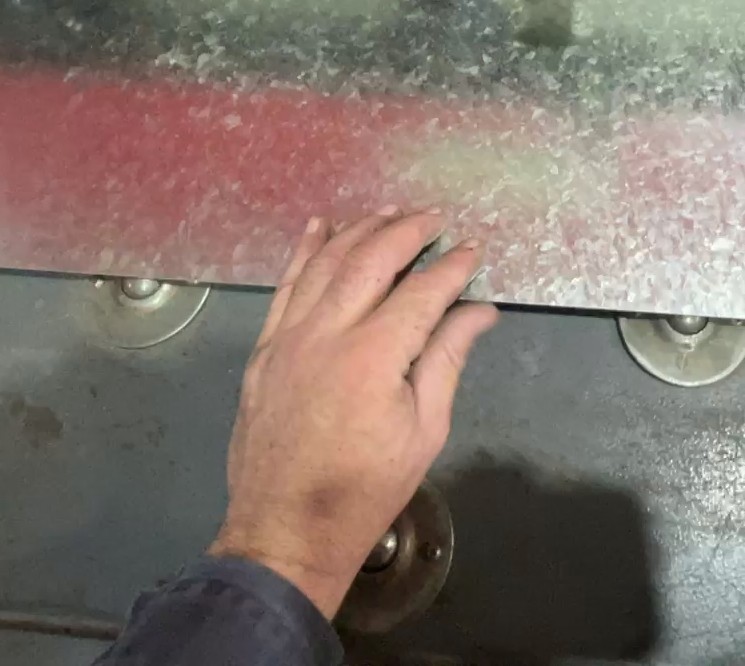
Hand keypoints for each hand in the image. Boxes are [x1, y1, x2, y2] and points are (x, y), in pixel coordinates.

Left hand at [208, 207, 499, 616]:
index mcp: (374, 358)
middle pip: (371, 260)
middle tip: (436, 217)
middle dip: (408, 231)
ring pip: (326, 263)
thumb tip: (479, 310)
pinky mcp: (265, 347)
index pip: (422, 292)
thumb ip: (447, 359)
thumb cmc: (366, 488)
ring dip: (361, 230)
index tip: (474, 248)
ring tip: (390, 211)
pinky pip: (286, 285)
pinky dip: (305, 251)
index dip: (452, 266)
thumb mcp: (424, 431)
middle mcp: (327, 333)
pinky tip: (321, 225)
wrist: (285, 532)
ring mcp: (288, 337)